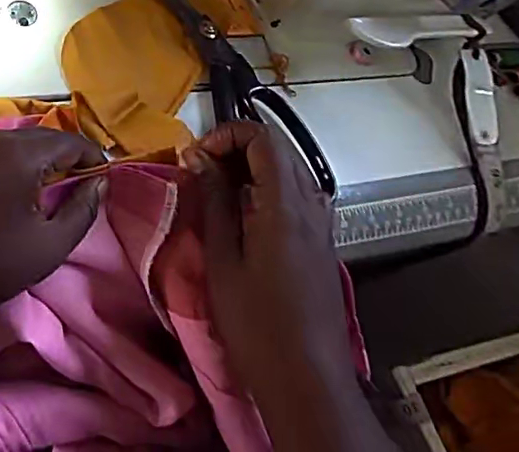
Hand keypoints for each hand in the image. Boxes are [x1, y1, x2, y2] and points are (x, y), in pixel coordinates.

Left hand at [0, 128, 105, 324]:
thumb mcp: (49, 245)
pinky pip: (4, 150)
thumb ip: (81, 210)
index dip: (93, 158)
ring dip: (46, 158)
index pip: (70, 141)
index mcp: (22, 153)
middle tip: (87, 185)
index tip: (107, 179)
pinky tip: (28, 189)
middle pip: (47, 137)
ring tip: (61, 188)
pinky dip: (24, 162)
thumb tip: (100, 183)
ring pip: (24, 142)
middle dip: (71, 156)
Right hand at [184, 121, 355, 390]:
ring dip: (250, 166)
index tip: (197, 156)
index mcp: (286, 205)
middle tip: (201, 169)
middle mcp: (312, 206)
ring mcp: (322, 224)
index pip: (262, 137)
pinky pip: (295, 194)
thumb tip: (197, 157)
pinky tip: (242, 213)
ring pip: (287, 169)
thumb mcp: (222, 259)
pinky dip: (266, 187)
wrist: (308, 384)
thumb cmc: (257, 324)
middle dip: (235, 147)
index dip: (225, 134)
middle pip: (277, 148)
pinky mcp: (322, 243)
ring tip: (216, 188)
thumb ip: (212, 199)